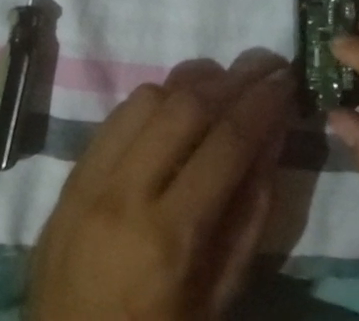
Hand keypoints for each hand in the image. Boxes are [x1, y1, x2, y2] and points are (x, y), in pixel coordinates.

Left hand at [26, 50, 296, 320]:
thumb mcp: (220, 293)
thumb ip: (250, 213)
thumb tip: (273, 137)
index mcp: (169, 236)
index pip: (226, 142)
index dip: (263, 102)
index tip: (288, 79)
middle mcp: (124, 195)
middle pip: (185, 106)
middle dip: (234, 78)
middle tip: (266, 65)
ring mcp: (89, 181)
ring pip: (147, 98)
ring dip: (193, 82)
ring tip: (226, 81)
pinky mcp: (69, 176)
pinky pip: (116, 115)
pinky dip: (155, 99)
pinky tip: (177, 104)